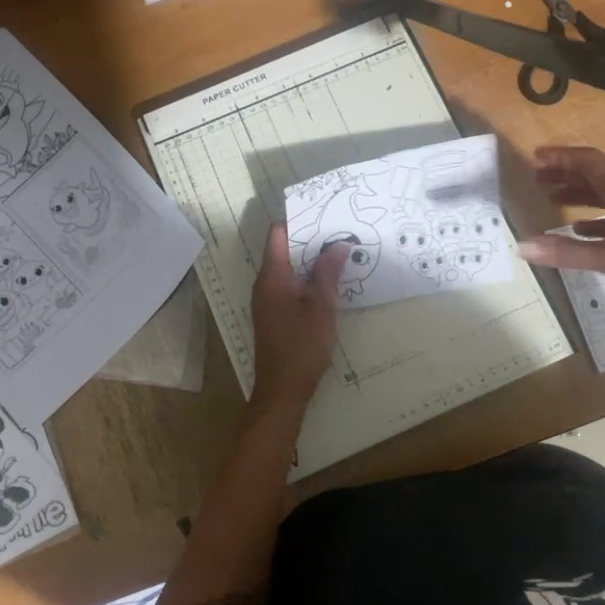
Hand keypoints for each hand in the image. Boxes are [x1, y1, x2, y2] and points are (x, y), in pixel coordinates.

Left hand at [249, 223, 350, 412]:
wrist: (283, 389)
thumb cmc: (302, 345)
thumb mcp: (321, 305)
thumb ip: (328, 272)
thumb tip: (338, 244)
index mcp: (271, 276)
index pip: (278, 234)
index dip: (299, 221)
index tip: (324, 215)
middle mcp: (264, 283)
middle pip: (283, 249)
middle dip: (310, 240)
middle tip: (339, 232)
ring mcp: (267, 300)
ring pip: (288, 269)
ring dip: (310, 261)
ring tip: (339, 254)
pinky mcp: (274, 315)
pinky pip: (289, 286)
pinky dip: (307, 278)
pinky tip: (329, 283)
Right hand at [516, 146, 604, 326]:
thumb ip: (571, 253)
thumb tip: (522, 245)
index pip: (591, 162)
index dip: (563, 157)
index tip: (534, 157)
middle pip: (598, 177)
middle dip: (566, 174)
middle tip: (536, 178)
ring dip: (580, 195)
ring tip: (552, 200)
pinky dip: (595, 221)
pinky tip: (582, 233)